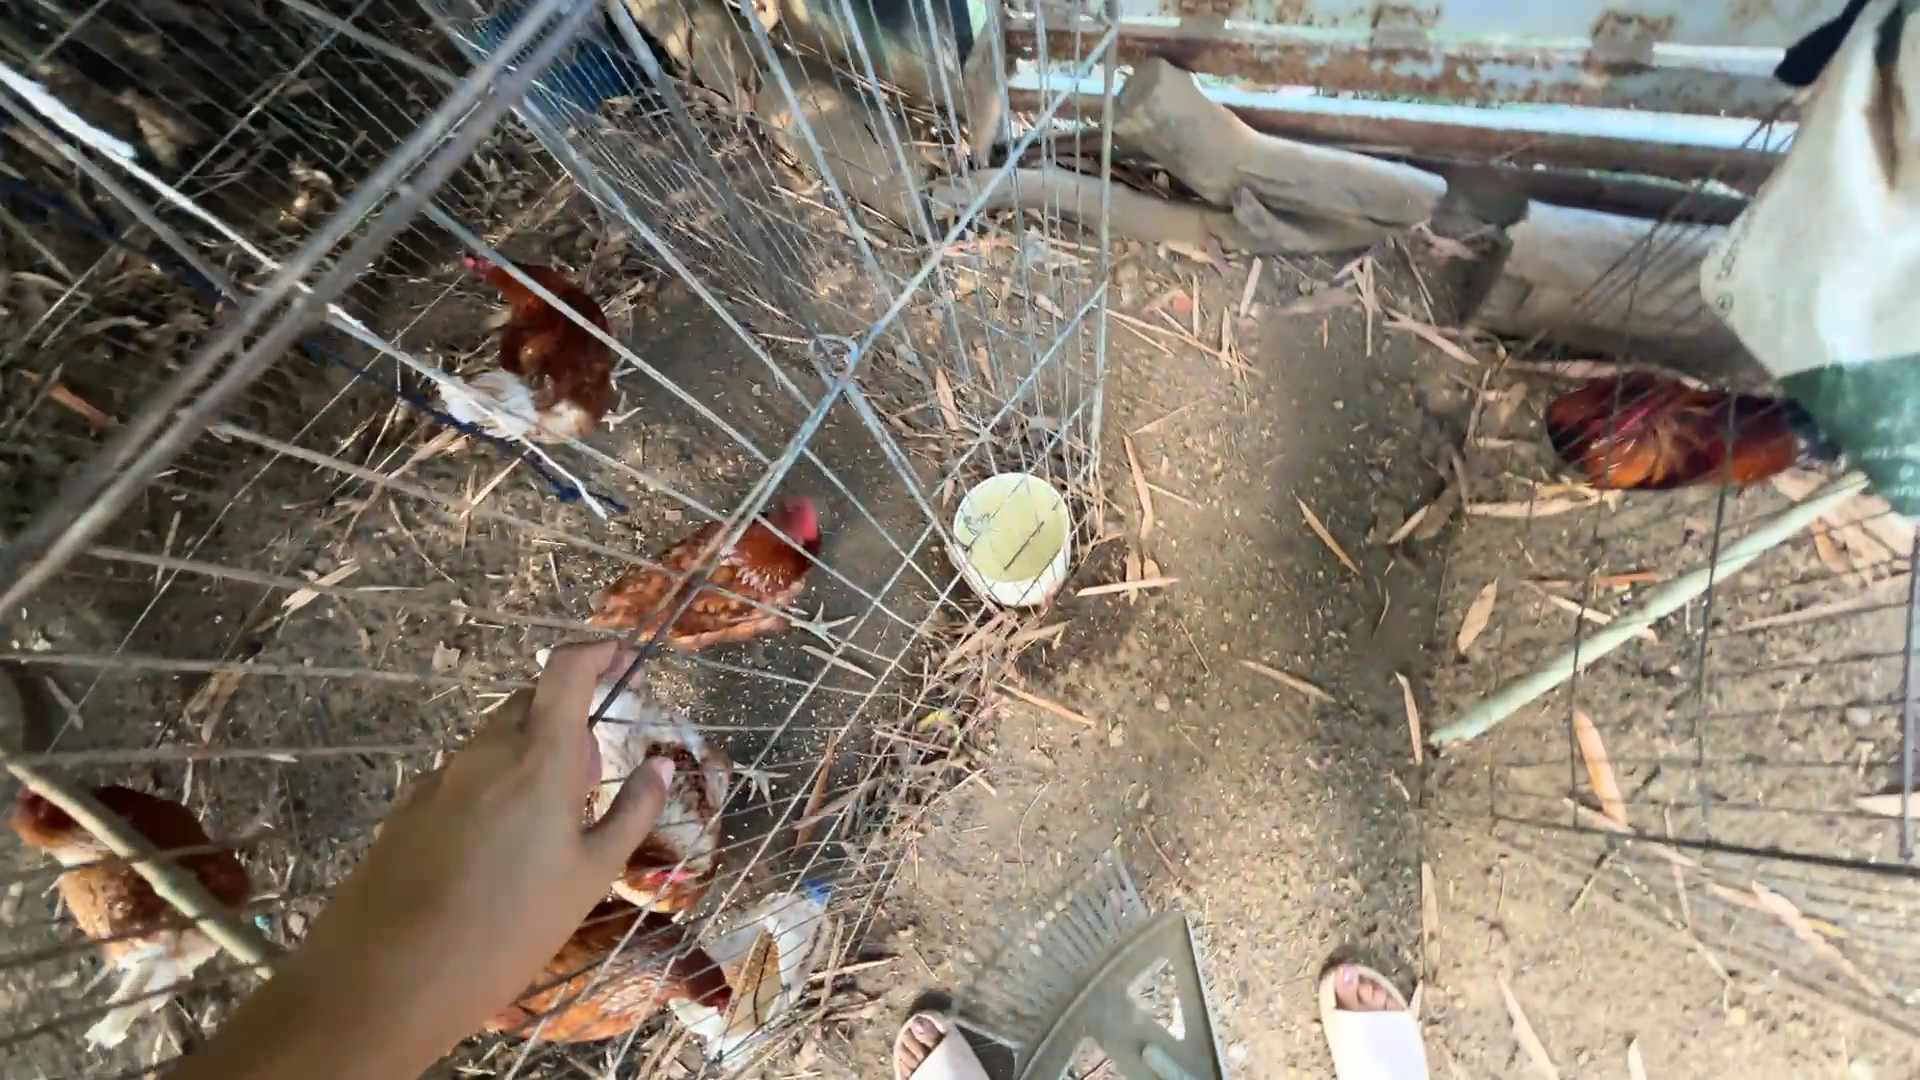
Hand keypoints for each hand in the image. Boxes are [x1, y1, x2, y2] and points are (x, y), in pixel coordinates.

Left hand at [178, 641, 671, 1078]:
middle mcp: (486, 752)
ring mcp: (439, 779)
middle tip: (591, 778)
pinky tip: (495, 850)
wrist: (375, 992)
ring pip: (498, 740)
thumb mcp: (592, 875)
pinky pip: (465, 775)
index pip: (566, 669)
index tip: (623, 658)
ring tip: (545, 826)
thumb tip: (662, 765)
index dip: (598, 651)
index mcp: (539, 756)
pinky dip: (494, 785)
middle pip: (533, 701)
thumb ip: (634, 810)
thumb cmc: (506, 928)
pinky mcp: (407, 811)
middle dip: (570, 718)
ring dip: (532, 755)